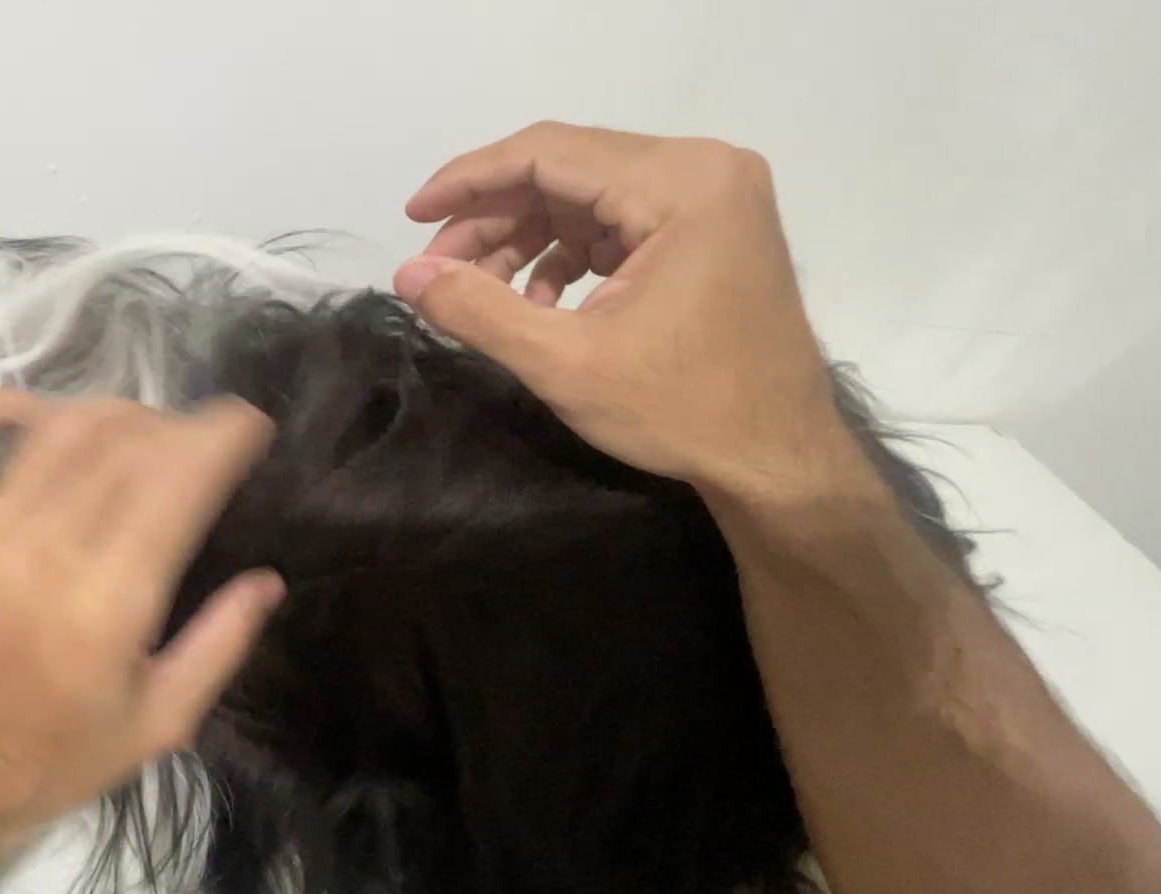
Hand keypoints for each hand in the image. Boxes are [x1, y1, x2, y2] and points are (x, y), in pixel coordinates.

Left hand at [0, 388, 282, 832]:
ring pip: (60, 429)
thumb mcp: (161, 722)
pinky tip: (37, 412)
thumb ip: (220, 645)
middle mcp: (44, 549)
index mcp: (109, 602)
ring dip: (118, 414)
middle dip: (183, 426)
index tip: (252, 424)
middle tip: (208, 440)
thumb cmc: (61, 756)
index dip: (221, 438)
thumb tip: (268, 580)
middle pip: (126, 444)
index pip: (176, 484)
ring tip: (149, 432)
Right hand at [393, 122, 863, 501]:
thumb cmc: (677, 409)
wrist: (772, 456)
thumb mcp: (562, 362)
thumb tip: (406, 274)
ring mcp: (707, 202)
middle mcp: (701, 171)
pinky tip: (533, 307)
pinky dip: (561, 261)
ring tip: (475, 295)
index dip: (467, 179)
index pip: (548, 152)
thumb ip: (477, 311)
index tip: (411, 215)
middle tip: (434, 271)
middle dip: (490, 220)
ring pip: (583, 201)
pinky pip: (611, 228)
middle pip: (565, 172)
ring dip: (520, 243)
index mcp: (679, 184)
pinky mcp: (703, 236)